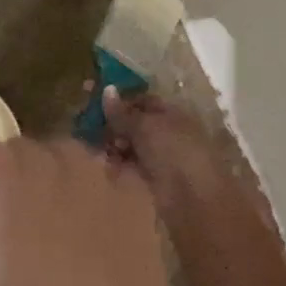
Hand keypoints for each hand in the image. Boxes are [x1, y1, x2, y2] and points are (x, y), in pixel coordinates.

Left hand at [0, 137, 170, 285]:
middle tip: (27, 232)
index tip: (72, 229)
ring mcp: (55, 176)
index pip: (123, 180)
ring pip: (26, 151)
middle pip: (73, 158)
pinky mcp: (7, 178)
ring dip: (11, 180)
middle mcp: (103, 186)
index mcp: (144, 228)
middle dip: (52, 185)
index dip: (94, 199)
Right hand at [103, 89, 245, 226]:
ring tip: (98, 152)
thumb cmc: (172, 151)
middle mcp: (168, 131)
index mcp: (172, 112)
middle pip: (136, 124)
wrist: (194, 196)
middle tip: (92, 132)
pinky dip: (121, 165)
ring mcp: (163, 155)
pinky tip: (109, 167)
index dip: (121, 103)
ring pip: (133, 145)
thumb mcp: (144, 126)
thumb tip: (106, 89)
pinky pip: (134, 165)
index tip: (97, 108)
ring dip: (114, 147)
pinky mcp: (157, 177)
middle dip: (114, 127)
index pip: (143, 101)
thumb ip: (122, 113)